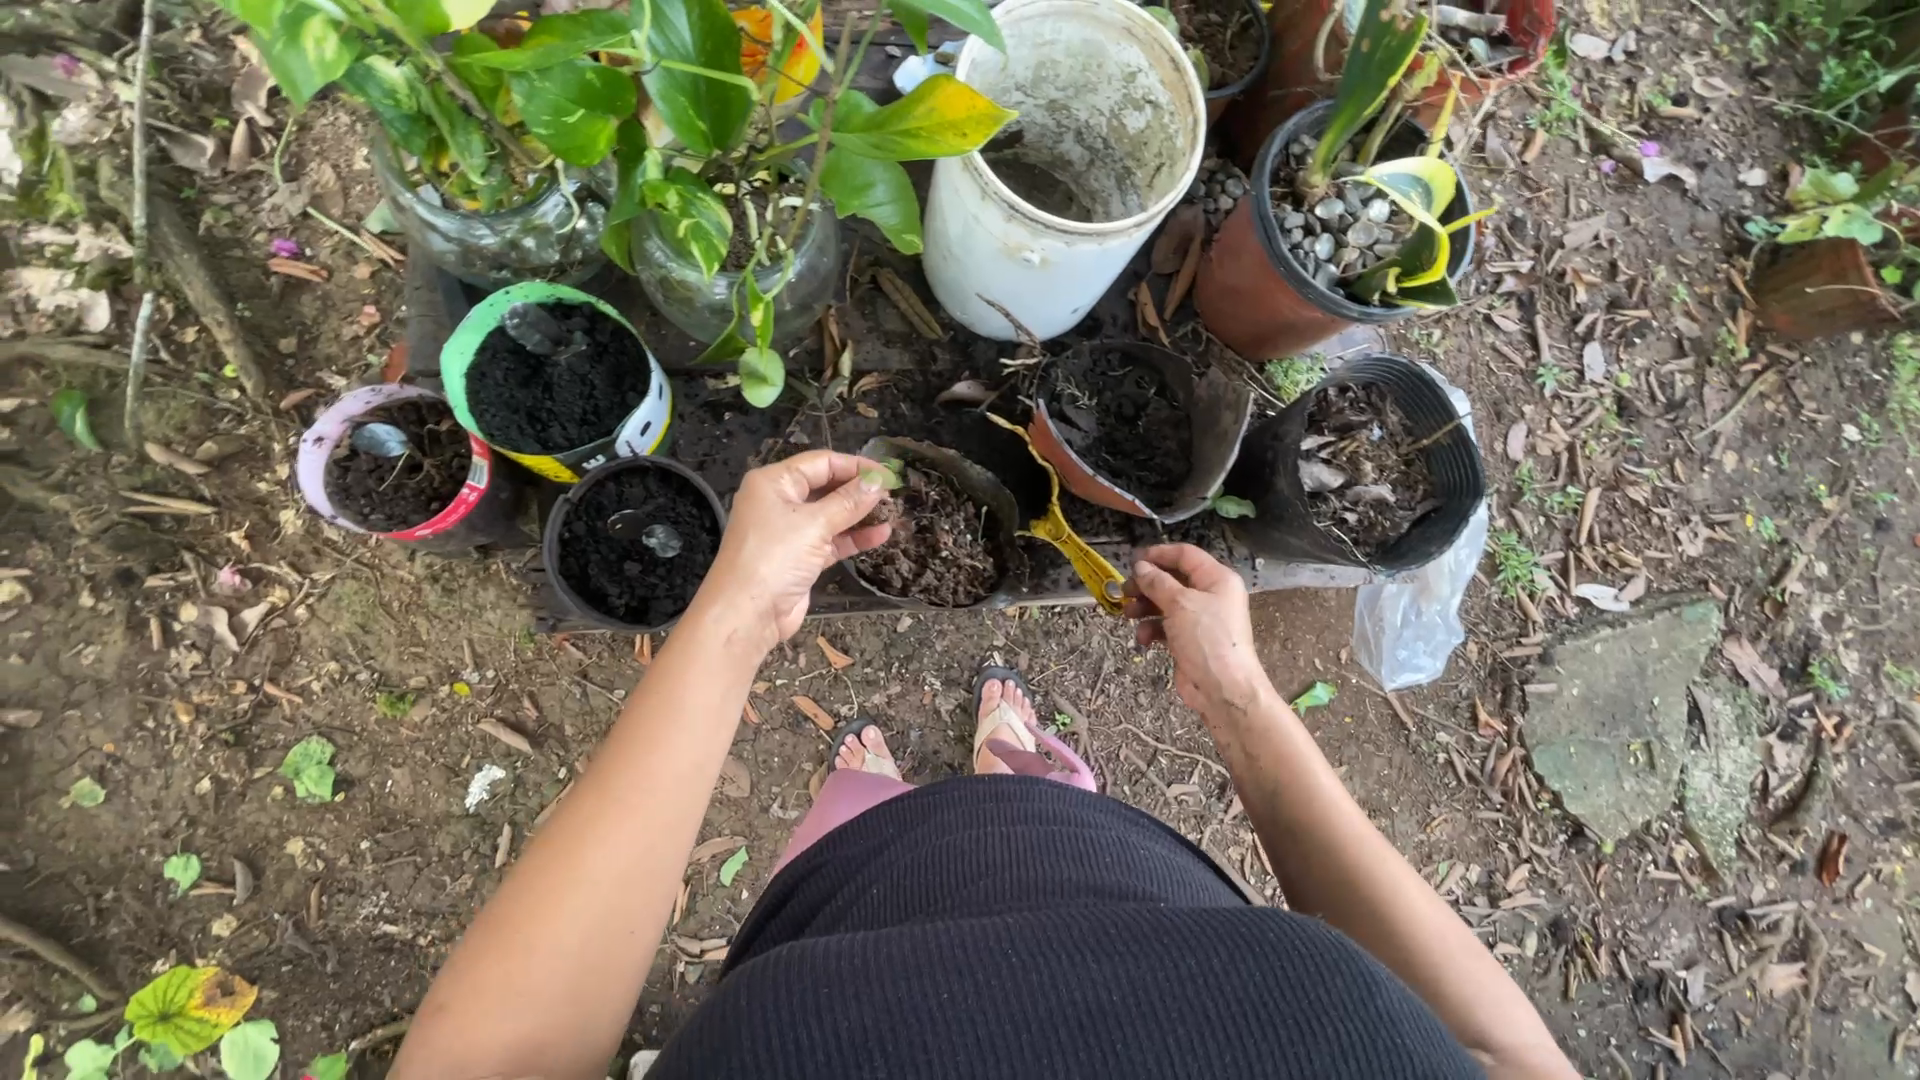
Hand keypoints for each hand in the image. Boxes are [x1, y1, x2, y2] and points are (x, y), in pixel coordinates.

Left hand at [696, 451, 891, 650]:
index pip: (820, 463)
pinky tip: (881, 534)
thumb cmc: (775, 557)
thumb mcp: (814, 524)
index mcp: (774, 483)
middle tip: (892, 493)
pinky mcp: (801, 558)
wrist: (748, 613)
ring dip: (860, 514)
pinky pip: (832, 540)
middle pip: (826, 487)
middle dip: (858, 490)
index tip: (887, 472)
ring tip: (892, 512)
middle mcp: (780, 502)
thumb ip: (849, 502)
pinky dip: (854, 537)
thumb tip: (878, 481)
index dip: (855, 465)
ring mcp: (790, 531)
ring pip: (831, 515)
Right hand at [1124, 544, 1271, 716]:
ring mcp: (1200, 619)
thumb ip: (1157, 582)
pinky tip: (1144, 638)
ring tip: (1128, 614)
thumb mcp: (1179, 603)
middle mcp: (1210, 595)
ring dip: (1145, 607)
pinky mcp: (1189, 640)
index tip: (1133, 560)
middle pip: (1172, 580)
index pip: (1185, 555)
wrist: (1222, 688)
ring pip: (1165, 603)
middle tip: (1125, 590)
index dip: (1159, 554)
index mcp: (1217, 579)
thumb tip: (1140, 567)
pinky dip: (1153, 628)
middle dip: (1147, 585)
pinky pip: (1166, 626)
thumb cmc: (1206, 638)